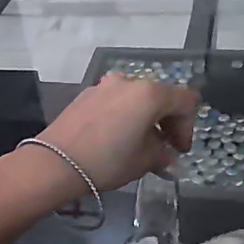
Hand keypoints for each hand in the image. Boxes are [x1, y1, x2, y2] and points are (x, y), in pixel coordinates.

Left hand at [36, 73, 197, 190]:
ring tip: (138, 144)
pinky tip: (115, 138)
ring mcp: (103, 86)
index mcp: (150, 93)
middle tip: (163, 148)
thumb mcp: (143, 161)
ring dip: (143, 118)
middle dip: (166, 122)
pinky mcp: (85, 95)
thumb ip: (162, 155)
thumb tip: (167, 157)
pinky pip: (114, 102)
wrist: (55, 163)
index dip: (188, 127)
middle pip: (160, 96)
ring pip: (135, 98)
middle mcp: (128, 81)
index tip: (179, 150)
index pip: (185, 101)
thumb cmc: (107, 161)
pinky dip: (123, 116)